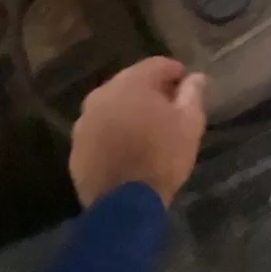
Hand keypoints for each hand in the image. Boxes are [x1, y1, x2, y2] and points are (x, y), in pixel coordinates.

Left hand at [68, 57, 206, 206]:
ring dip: (129, 110)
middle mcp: (102, 96)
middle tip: (169, 104)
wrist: (124, 207)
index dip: (174, 71)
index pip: (156, 64)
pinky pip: (99, 130)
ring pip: (112, 106)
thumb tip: (195, 77)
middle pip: (130, 82)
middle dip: (150, 89)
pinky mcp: (75, 149)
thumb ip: (192, 93)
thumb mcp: (190, 123)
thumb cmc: (162, 157)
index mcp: (130, 84)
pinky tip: (127, 146)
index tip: (187, 82)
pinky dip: (113, 131)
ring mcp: (84, 124)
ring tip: (147, 126)